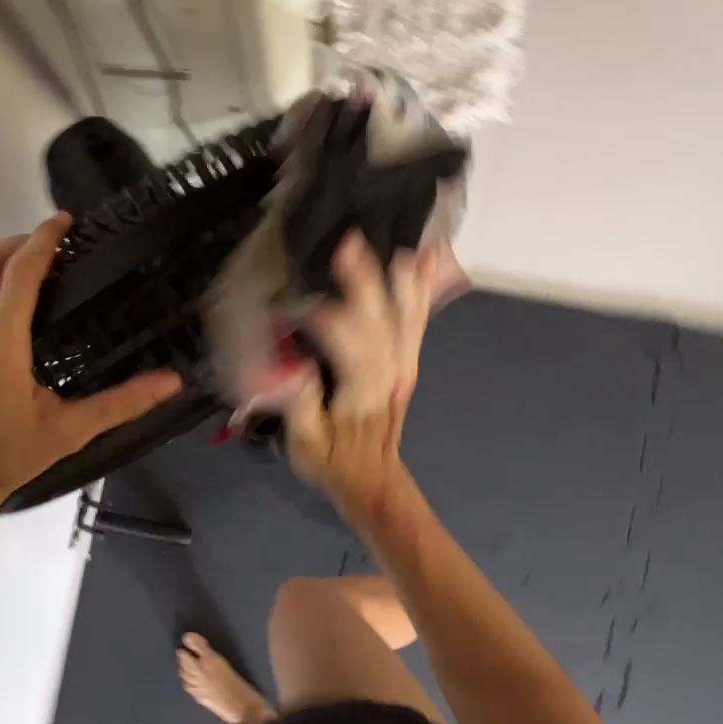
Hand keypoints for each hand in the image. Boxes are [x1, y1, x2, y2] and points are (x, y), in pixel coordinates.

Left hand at [0, 213, 182, 555]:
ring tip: (16, 271)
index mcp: (1, 348)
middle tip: (46, 248)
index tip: (63, 223)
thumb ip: (122, 402)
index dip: (43, 240)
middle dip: (17, 244)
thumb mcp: (71, 431)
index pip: (20, 274)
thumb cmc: (12, 457)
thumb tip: (172, 381)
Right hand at [285, 232, 436, 515]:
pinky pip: (417, 320)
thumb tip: (296, 369)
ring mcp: (403, 366)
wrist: (372, 479)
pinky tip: (427, 261)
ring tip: (401, 244)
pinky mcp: (406, 361)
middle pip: (382, 326)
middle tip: (349, 245)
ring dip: (403, 281)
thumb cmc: (332, 461)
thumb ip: (301, 407)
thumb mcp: (306, 444)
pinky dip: (422, 290)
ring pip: (407, 318)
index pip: (354, 355)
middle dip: (367, 285)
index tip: (310, 304)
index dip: (335, 328)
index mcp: (363, 395)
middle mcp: (390, 375)